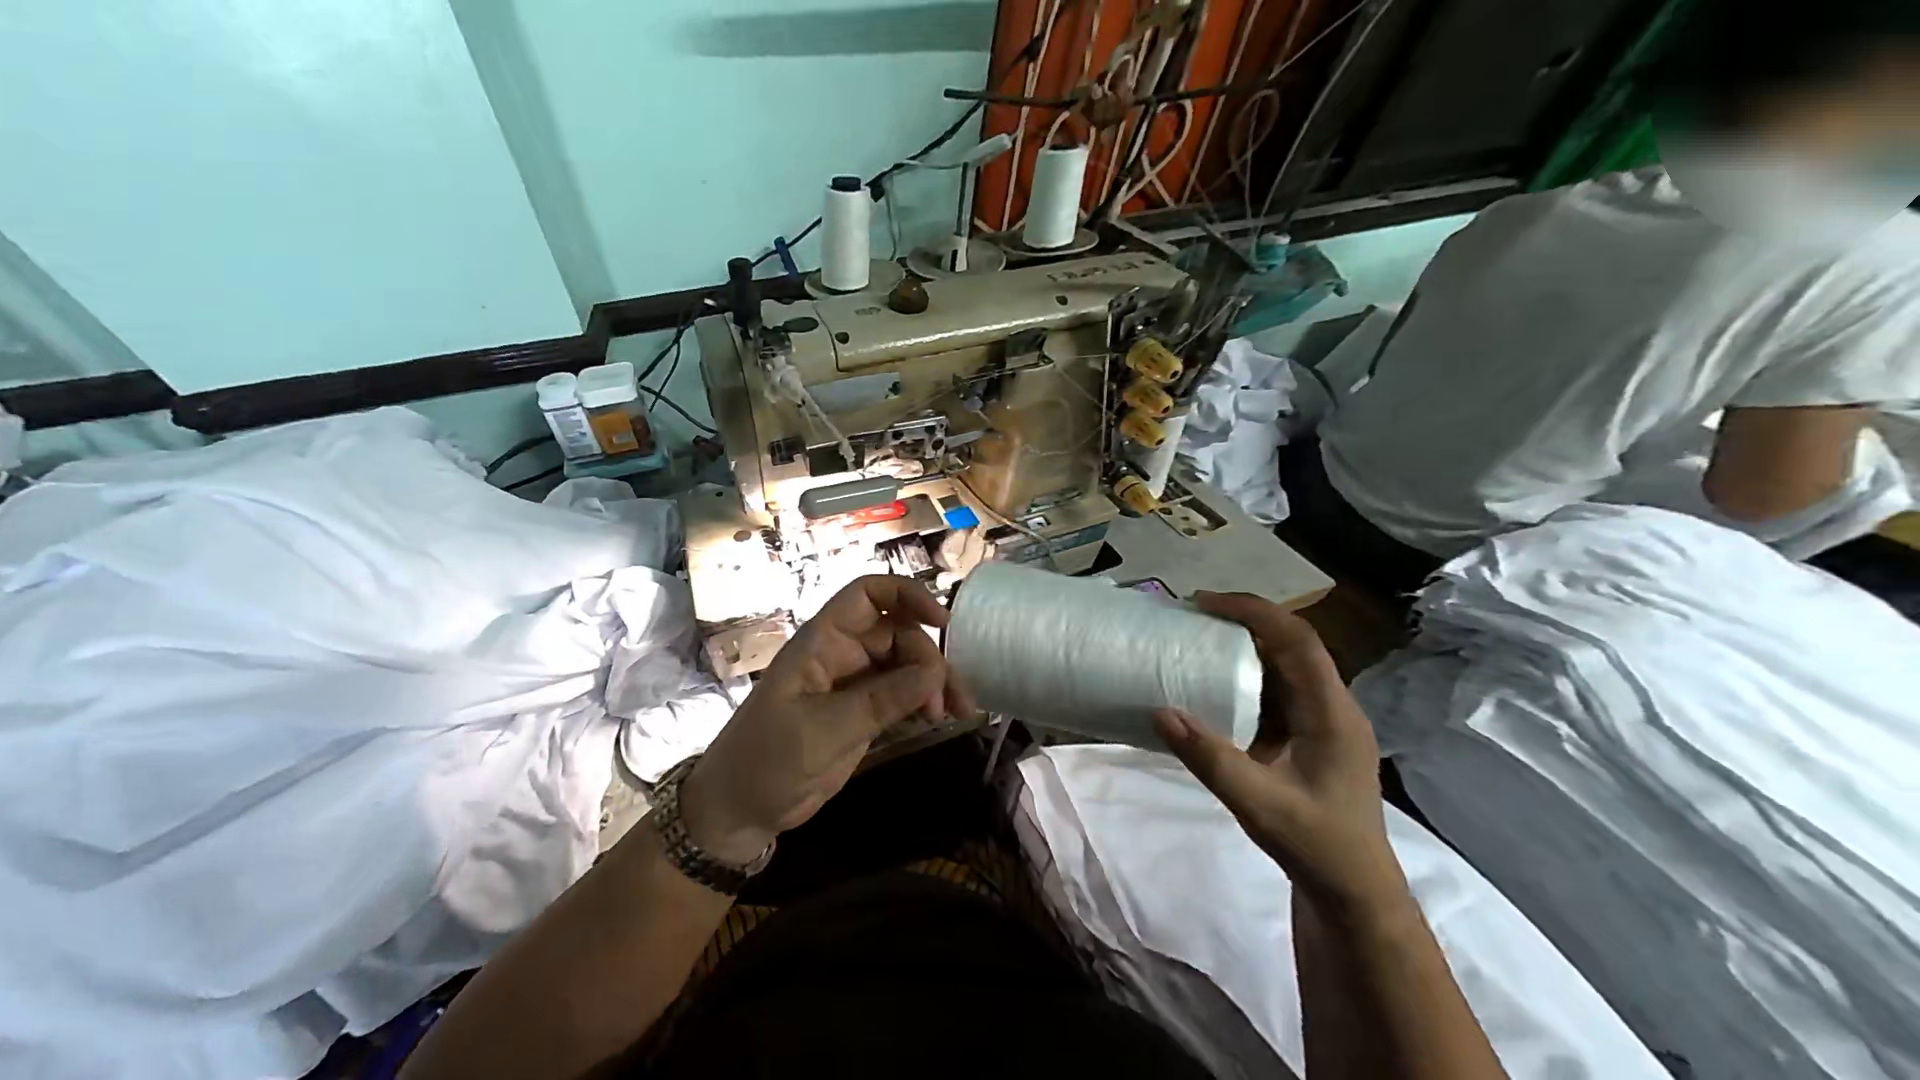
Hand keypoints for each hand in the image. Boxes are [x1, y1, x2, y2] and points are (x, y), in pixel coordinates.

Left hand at [679, 576, 974, 864]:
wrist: (740, 810)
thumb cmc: (768, 760)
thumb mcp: (825, 730)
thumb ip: (882, 700)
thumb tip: (935, 673)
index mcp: (823, 642)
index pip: (868, 596)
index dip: (907, 595)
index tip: (943, 622)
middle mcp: (843, 654)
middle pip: (900, 634)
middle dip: (930, 659)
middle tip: (946, 701)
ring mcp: (856, 684)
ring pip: (908, 666)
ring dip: (937, 683)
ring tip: (960, 713)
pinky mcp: (864, 713)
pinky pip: (904, 695)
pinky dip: (927, 702)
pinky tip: (945, 719)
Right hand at [1154, 592, 1404, 911]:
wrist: (1355, 895)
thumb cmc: (1317, 846)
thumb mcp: (1259, 804)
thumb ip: (1210, 758)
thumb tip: (1159, 711)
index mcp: (1333, 713)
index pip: (1299, 640)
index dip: (1254, 612)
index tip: (1205, 603)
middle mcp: (1333, 707)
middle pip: (1293, 645)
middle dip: (1245, 622)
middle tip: (1194, 617)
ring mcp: (1323, 723)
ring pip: (1285, 667)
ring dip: (1244, 648)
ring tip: (1198, 641)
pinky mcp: (1310, 739)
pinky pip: (1277, 692)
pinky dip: (1245, 678)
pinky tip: (1214, 687)